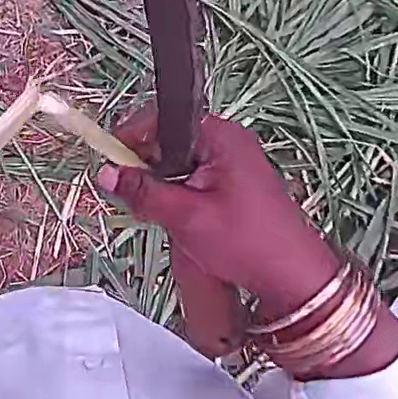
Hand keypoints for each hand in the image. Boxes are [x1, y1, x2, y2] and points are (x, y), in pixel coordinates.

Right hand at [99, 111, 397, 377]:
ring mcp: (231, 163)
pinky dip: (173, 193)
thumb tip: (104, 173)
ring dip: (157, 183)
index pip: (163, 119)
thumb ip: (143, 192)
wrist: (293, 279)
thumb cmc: (244, 242)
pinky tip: (169, 216)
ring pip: (176, 161)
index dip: (132, 136)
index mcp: (220, 137)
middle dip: (143, 164)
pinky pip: (190, 177)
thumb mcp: (185, 216)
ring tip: (150, 211)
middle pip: (167, 140)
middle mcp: (227, 142)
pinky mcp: (231, 183)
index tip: (110, 160)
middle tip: (129, 194)